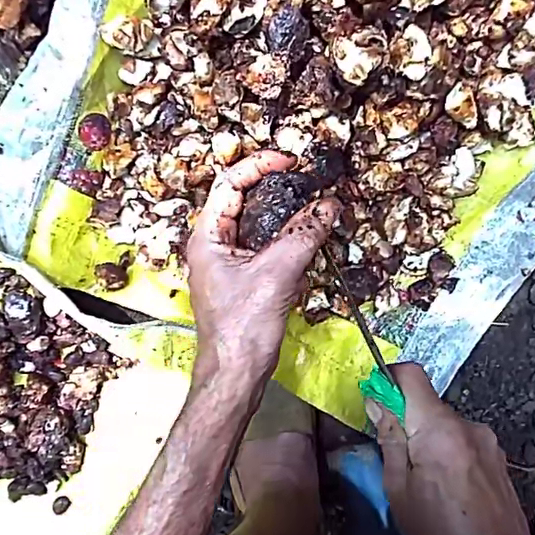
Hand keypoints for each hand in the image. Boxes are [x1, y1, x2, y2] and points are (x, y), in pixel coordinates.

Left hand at [186, 150, 339, 381]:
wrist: (236, 374)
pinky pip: (264, 249)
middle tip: (306, 183)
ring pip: (257, 226)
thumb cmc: (242, 329)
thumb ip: (304, 234)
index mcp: (207, 236)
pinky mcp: (242, 281)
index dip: (259, 165)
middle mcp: (212, 246)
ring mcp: (227, 264)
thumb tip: (327, 205)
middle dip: (277, 190)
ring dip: (285, 218)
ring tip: (311, 211)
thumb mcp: (277, 274)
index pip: (229, 183)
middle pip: (244, 201)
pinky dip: (285, 243)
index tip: (289, 161)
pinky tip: (305, 247)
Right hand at [369, 364, 534, 534]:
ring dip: (429, 441)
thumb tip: (378, 403)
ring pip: (447, 428)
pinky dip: (449, 455)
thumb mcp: (399, 490)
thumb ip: (390, 439)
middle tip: (390, 456)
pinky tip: (447, 494)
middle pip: (429, 405)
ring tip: (422, 485)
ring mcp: (490, 445)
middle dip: (406, 420)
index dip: (388, 378)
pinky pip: (465, 445)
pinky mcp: (501, 464)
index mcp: (440, 428)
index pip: (412, 375)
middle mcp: (470, 426)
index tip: (373, 398)